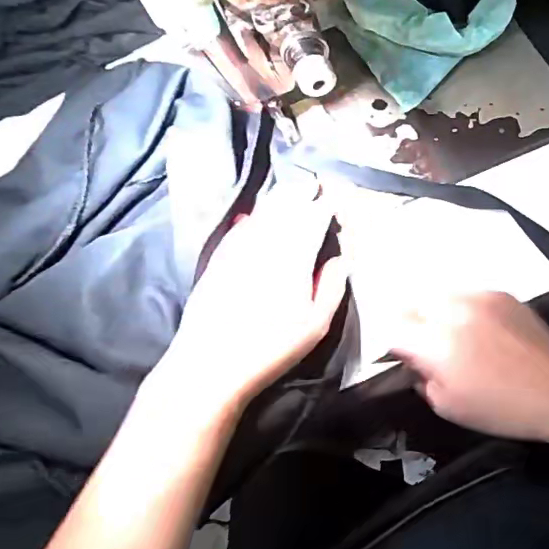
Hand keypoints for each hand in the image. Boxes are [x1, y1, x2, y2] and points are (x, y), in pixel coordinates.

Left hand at [148, 185, 348, 416]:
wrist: (209, 363)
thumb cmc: (272, 347)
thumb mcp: (316, 323)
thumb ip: (332, 285)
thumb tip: (339, 258)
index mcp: (295, 254)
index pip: (314, 216)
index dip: (327, 204)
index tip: (336, 199)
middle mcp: (267, 242)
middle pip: (286, 206)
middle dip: (302, 193)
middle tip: (314, 185)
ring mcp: (239, 247)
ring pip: (262, 213)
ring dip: (279, 200)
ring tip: (291, 193)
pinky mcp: (218, 258)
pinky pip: (238, 228)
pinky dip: (252, 217)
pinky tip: (254, 216)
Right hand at [387, 292, 548, 441]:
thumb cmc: (503, 407)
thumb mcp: (449, 406)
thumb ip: (422, 378)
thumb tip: (415, 362)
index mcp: (435, 343)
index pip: (392, 328)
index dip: (394, 343)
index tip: (405, 357)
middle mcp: (453, 311)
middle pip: (414, 305)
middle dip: (414, 325)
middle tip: (429, 349)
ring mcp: (479, 298)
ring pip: (441, 296)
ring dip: (439, 315)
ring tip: (457, 339)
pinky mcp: (500, 294)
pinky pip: (469, 296)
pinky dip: (466, 311)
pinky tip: (482, 332)